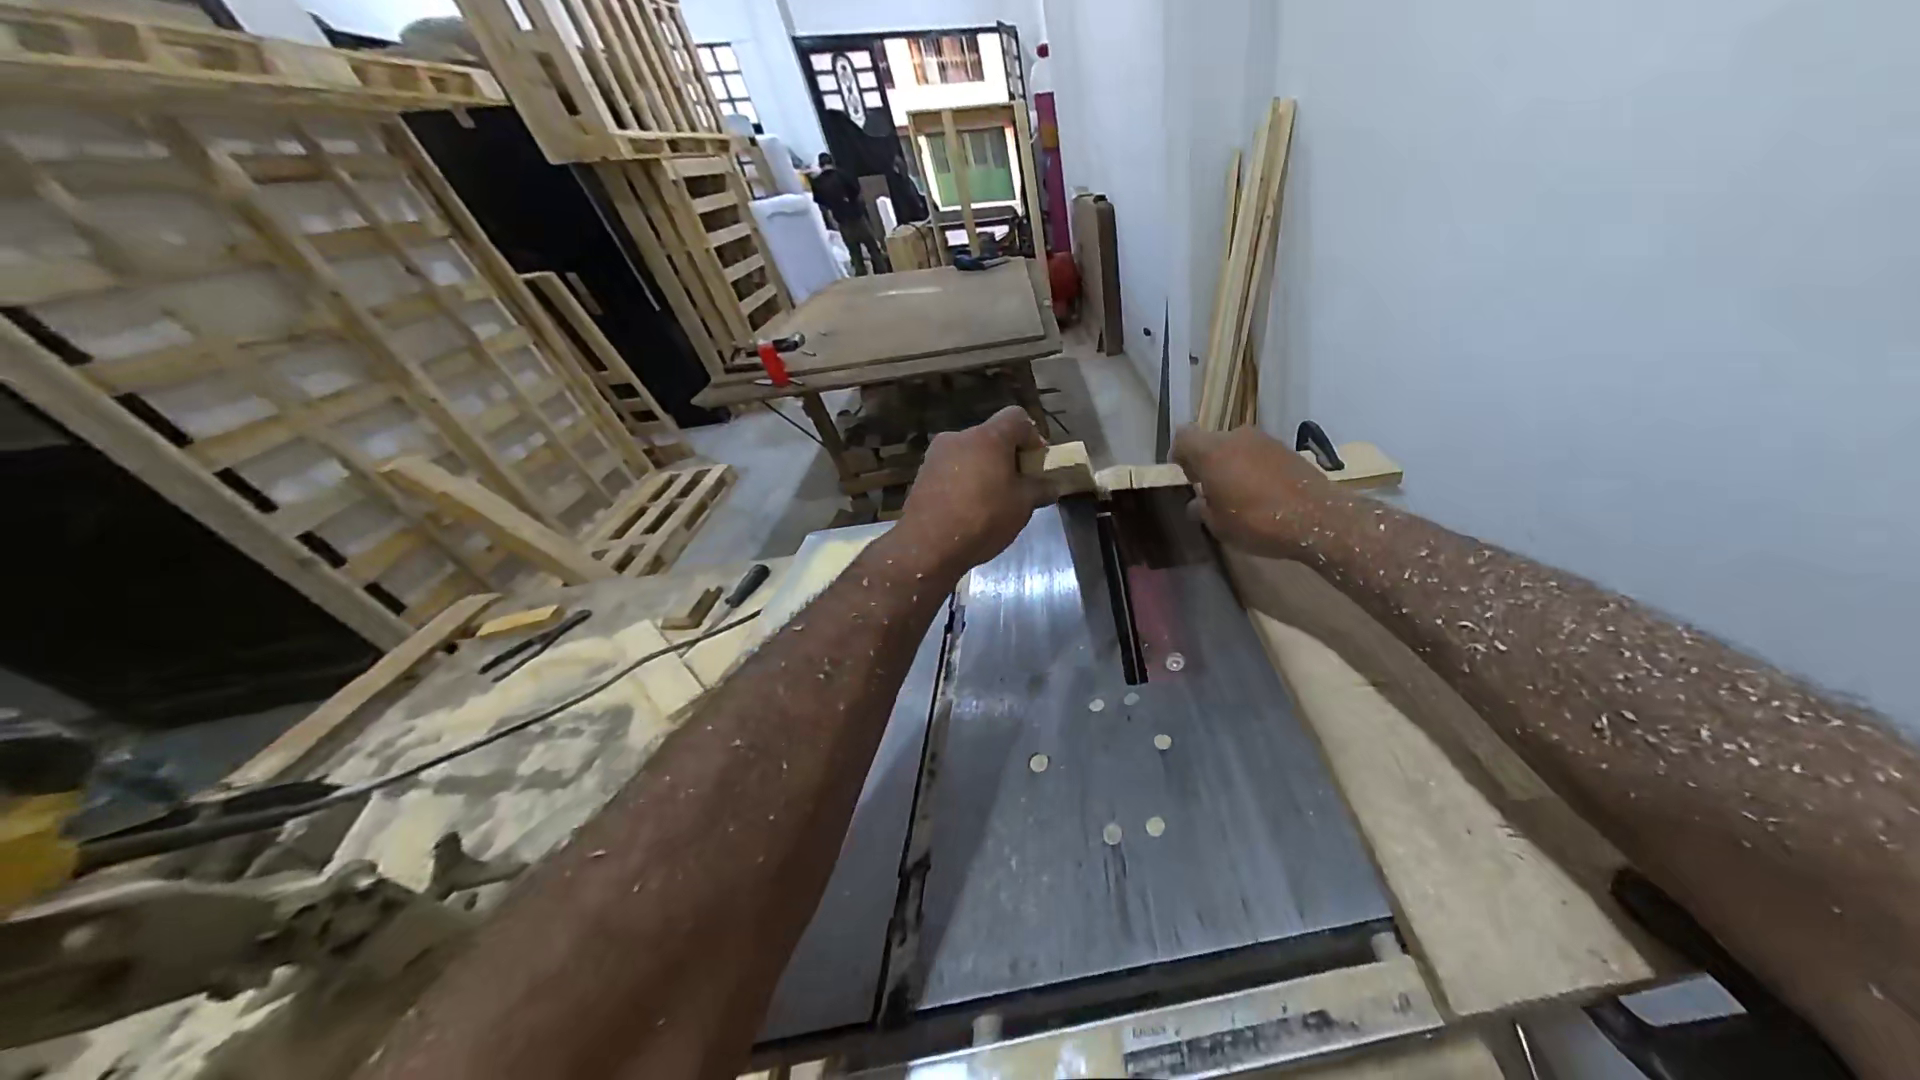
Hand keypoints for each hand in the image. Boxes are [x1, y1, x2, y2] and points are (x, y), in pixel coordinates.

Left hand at [895, 406, 1050, 573]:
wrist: (928, 545)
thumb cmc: (983, 519)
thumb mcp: (1022, 505)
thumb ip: (1040, 489)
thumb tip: (1051, 485)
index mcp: (988, 437)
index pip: (1016, 417)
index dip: (1032, 436)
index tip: (1036, 463)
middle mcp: (959, 437)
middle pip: (991, 436)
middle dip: (1007, 456)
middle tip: (1016, 485)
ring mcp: (936, 454)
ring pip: (970, 453)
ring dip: (984, 469)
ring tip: (991, 500)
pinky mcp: (922, 473)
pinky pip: (952, 469)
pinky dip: (964, 481)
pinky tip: (967, 508)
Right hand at [1171, 425, 1346, 554]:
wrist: (1319, 519)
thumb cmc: (1258, 522)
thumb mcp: (1218, 525)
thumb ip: (1202, 509)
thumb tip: (1197, 503)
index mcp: (1212, 452)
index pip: (1183, 437)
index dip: (1179, 455)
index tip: (1187, 477)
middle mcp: (1237, 438)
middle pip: (1211, 442)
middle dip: (1208, 462)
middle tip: (1213, 490)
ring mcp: (1265, 440)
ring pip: (1237, 447)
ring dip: (1233, 465)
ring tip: (1240, 493)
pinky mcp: (1288, 449)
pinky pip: (1259, 454)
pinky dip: (1255, 468)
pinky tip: (1263, 493)